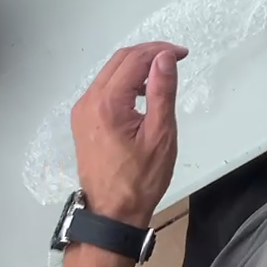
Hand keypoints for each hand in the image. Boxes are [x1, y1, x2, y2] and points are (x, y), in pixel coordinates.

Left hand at [71, 42, 187, 226]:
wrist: (111, 215)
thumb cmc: (140, 179)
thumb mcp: (160, 134)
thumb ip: (162, 91)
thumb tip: (165, 57)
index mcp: (107, 103)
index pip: (134, 59)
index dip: (160, 51)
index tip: (184, 55)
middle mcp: (88, 101)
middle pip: (120, 60)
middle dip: (149, 53)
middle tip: (176, 59)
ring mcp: (82, 110)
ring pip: (111, 71)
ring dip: (137, 65)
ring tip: (163, 75)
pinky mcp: (83, 119)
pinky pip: (105, 87)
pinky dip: (125, 81)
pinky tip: (142, 93)